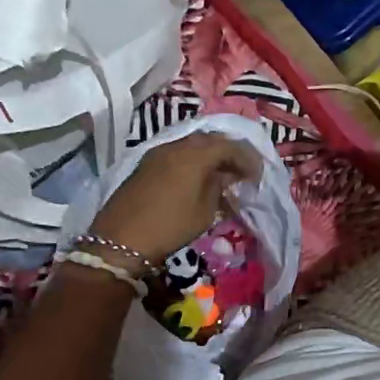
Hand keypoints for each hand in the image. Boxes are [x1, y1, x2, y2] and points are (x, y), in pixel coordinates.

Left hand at [88, 133, 260, 262]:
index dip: (248, 159)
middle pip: (211, 140)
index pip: (230, 146)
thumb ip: (219, 187)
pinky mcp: (148, 163)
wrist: (121, 239)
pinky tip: (200, 177)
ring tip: (223, 174)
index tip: (257, 176)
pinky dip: (195, 160)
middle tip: (242, 171)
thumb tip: (226, 177)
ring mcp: (159, 152)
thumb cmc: (170, 225)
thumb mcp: (205, 211)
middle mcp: (177, 145)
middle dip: (231, 153)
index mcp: (195, 155)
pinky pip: (179, 153)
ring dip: (211, 156)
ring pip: (193, 145)